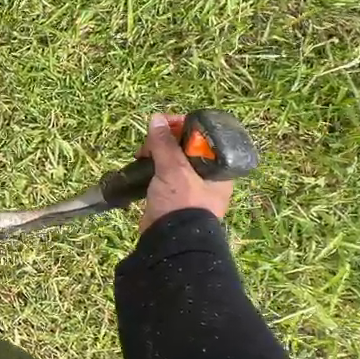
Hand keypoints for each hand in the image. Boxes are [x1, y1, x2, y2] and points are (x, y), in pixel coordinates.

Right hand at [138, 113, 234, 231]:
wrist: (171, 239)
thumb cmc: (181, 203)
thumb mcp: (173, 170)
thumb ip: (164, 144)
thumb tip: (156, 119)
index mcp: (219, 168)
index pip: (203, 137)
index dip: (183, 127)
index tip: (162, 126)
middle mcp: (207, 174)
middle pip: (184, 145)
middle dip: (163, 140)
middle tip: (148, 146)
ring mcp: (189, 184)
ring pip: (171, 158)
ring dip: (154, 152)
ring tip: (141, 156)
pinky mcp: (172, 193)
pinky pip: (162, 171)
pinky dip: (151, 166)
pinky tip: (141, 166)